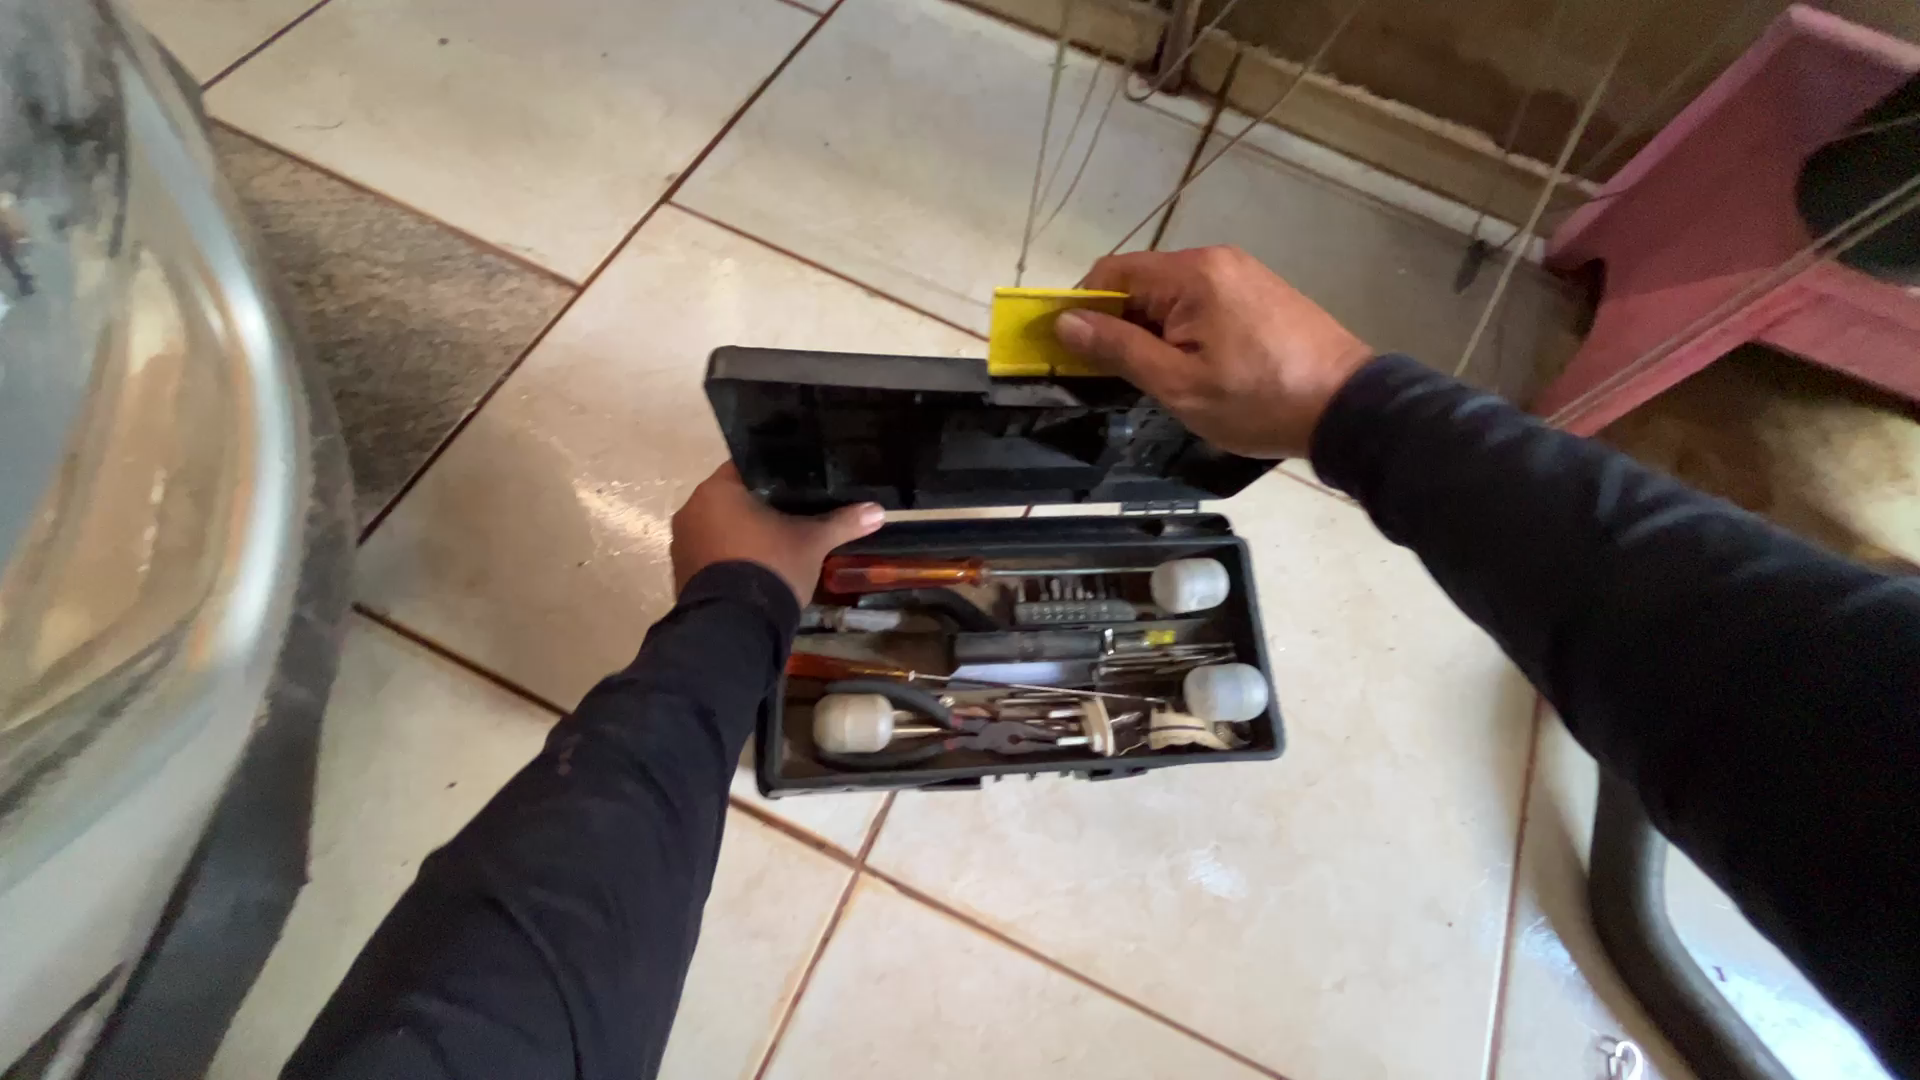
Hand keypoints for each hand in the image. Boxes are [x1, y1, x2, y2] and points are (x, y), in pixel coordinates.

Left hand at [670, 463, 884, 601]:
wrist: (736, 625)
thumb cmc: (772, 566)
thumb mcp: (814, 542)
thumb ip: (843, 522)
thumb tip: (879, 511)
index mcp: (718, 489)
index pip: (750, 467)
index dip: (777, 475)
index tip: (799, 485)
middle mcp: (692, 508)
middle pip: (734, 498)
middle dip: (760, 506)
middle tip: (793, 514)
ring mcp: (682, 541)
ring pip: (720, 525)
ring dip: (742, 532)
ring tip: (776, 542)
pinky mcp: (682, 571)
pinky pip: (711, 551)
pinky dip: (730, 555)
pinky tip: (755, 566)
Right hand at [1054, 246, 1373, 458]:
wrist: (1347, 407)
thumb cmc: (1257, 400)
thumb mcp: (1177, 384)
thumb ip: (1118, 349)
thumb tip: (1065, 322)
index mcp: (1192, 275)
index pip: (1112, 272)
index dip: (1081, 306)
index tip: (1070, 348)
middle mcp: (1214, 260)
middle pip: (1139, 282)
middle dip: (1115, 323)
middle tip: (1113, 374)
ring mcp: (1240, 273)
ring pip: (1167, 295)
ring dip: (1146, 329)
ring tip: (1154, 376)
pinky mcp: (1256, 292)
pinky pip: (1197, 302)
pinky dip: (1177, 328)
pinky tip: (1188, 365)